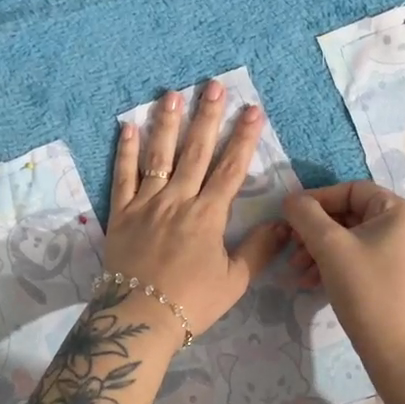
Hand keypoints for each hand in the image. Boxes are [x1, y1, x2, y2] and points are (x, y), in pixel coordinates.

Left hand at [104, 79, 289, 339]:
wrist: (140, 317)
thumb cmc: (192, 302)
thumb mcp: (235, 281)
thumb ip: (259, 249)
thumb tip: (284, 223)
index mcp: (208, 215)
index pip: (231, 168)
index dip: (244, 137)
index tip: (253, 109)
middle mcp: (178, 200)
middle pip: (195, 151)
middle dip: (207, 117)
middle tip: (213, 86)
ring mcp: (146, 203)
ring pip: (158, 155)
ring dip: (166, 123)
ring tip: (172, 94)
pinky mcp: (120, 213)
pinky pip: (123, 176)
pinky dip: (125, 151)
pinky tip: (128, 127)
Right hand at [282, 181, 404, 369]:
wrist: (395, 352)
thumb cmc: (366, 291)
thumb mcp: (329, 246)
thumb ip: (305, 215)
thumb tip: (291, 200)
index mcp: (399, 211)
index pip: (350, 190)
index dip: (316, 199)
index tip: (289, 216)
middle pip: (348, 214)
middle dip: (314, 230)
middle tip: (291, 247)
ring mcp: (400, 252)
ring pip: (348, 238)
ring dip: (318, 249)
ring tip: (297, 269)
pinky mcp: (392, 274)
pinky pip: (356, 257)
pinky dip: (332, 264)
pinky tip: (310, 281)